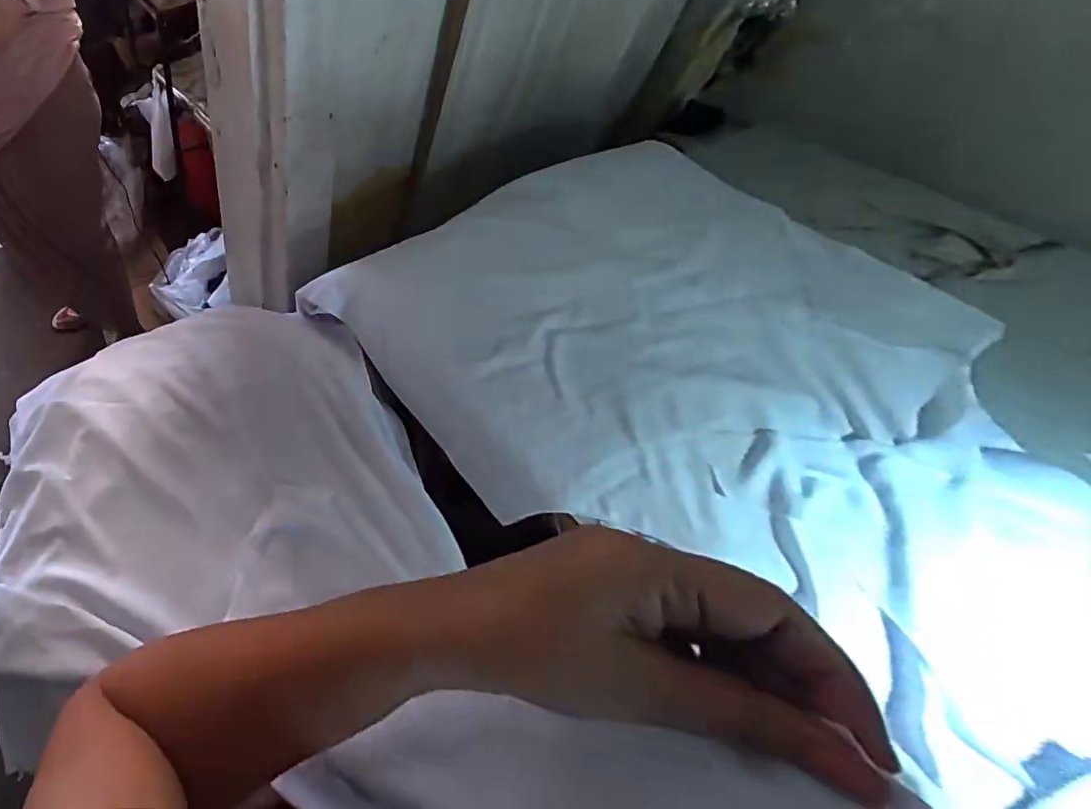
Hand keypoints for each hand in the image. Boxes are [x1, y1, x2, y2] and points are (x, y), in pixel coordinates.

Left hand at [420, 526, 899, 804]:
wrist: (447, 630)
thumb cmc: (539, 651)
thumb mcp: (647, 687)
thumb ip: (749, 716)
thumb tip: (854, 762)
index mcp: (653, 561)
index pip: (771, 609)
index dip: (832, 679)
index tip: (869, 754)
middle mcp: (638, 553)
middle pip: (743, 611)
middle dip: (796, 681)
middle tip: (832, 758)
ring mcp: (612, 567)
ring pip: (707, 619)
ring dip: (751, 676)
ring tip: (784, 742)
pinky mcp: (594, 586)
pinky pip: (668, 620)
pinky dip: (703, 663)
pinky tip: (719, 706)